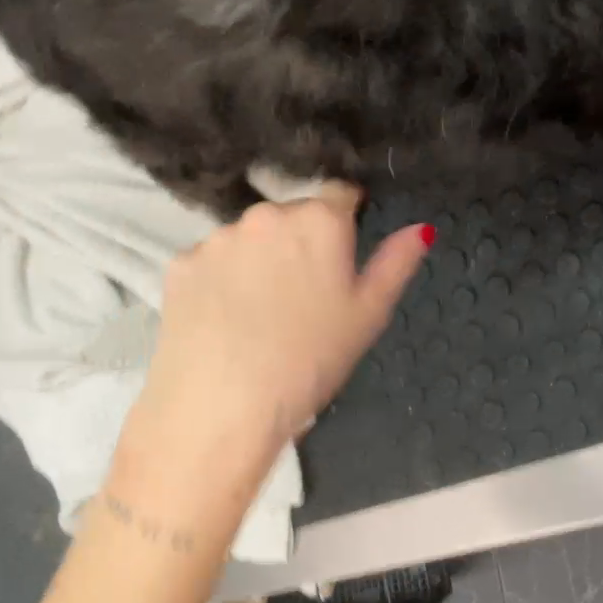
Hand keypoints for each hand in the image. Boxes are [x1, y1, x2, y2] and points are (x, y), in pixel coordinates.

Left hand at [142, 186, 431, 455]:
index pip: (342, 193)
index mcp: (321, 220)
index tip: (344, 255)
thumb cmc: (312, 359)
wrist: (220, 409)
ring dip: (262, 257)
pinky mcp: (181, 264)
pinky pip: (214, 260)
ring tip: (264, 311)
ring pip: (252, 236)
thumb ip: (397, 262)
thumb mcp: (370, 314)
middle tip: (308, 293)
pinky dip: (224, 278)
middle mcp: (267, 214)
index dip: (347, 220)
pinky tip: (228, 318)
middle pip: (294, 213)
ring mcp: (219, 237)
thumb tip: (421, 228)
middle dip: (303, 240)